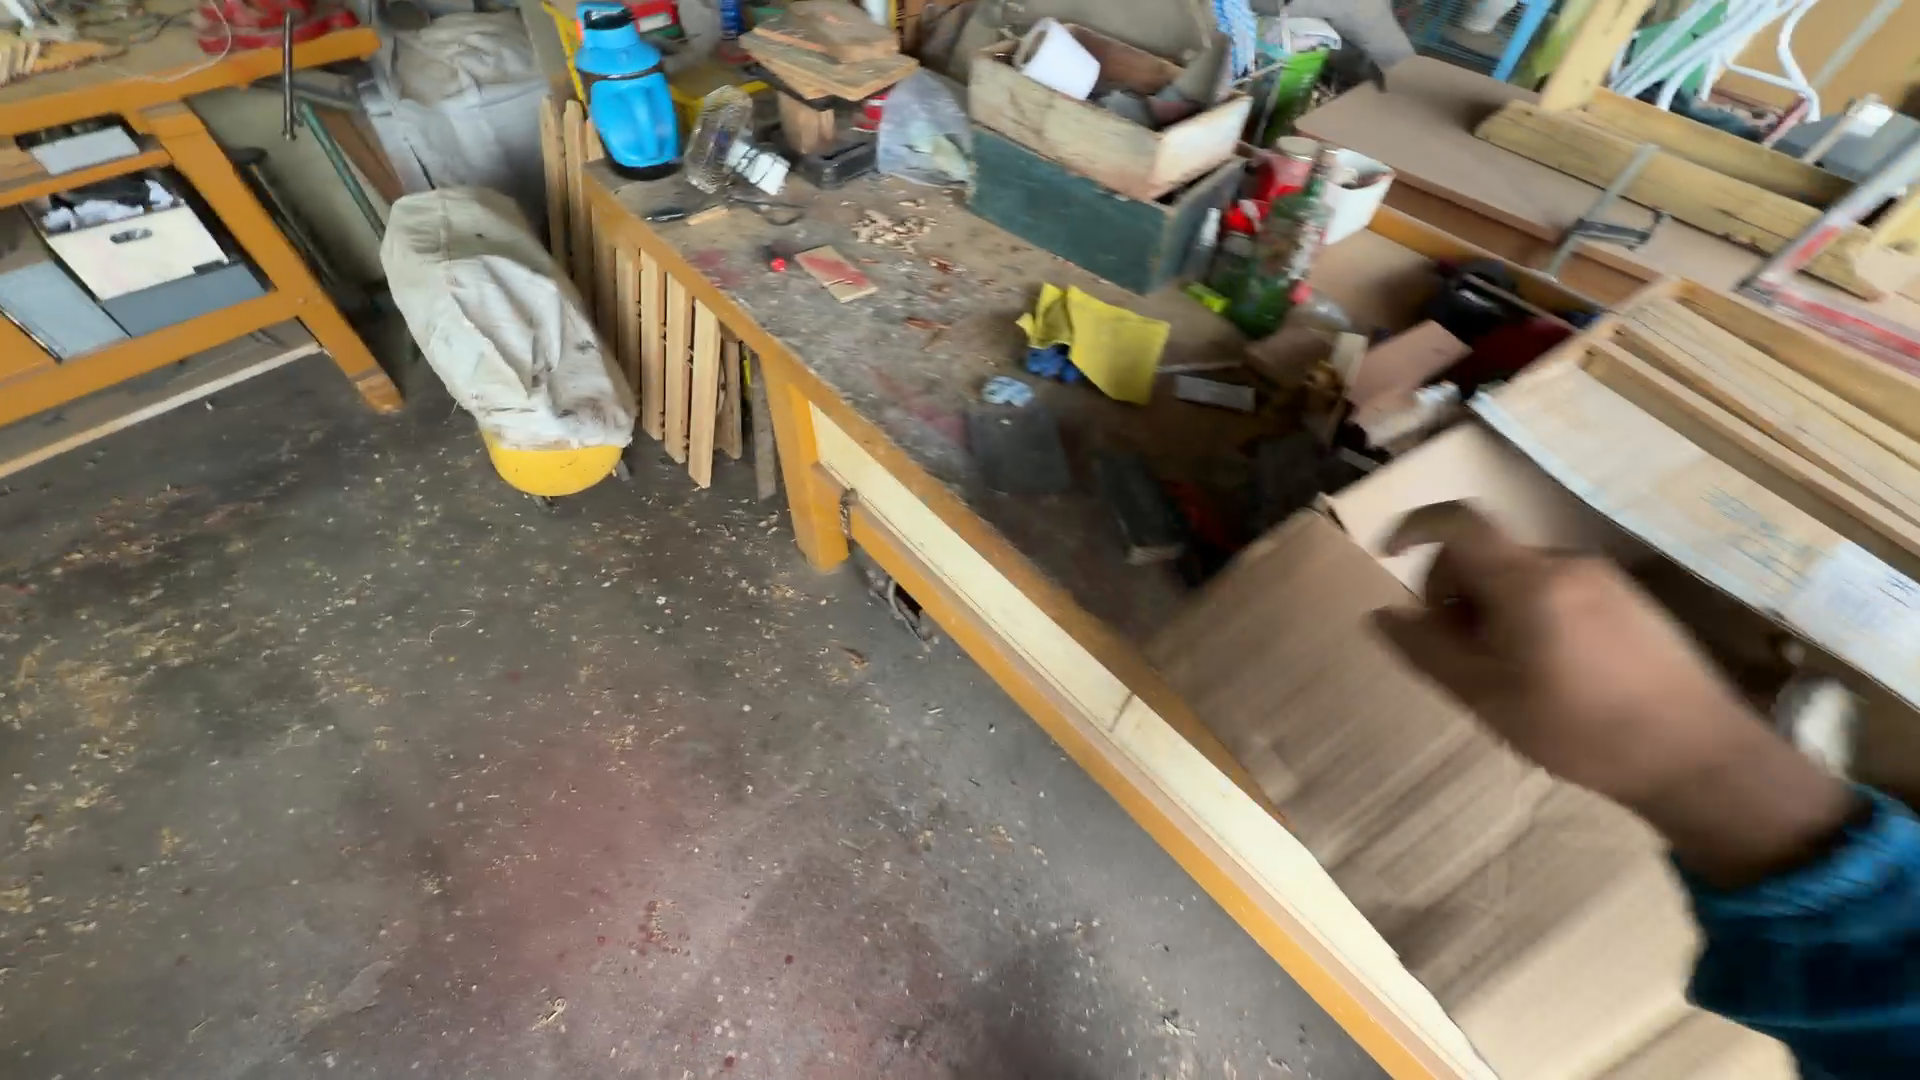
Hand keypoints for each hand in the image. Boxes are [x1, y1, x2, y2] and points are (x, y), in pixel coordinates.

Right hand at [1372, 502, 1858, 888]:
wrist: (1706, 763)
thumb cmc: (1580, 729)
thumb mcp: (1482, 695)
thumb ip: (1424, 649)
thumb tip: (1381, 615)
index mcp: (1528, 581)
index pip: (1458, 522)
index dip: (1414, 527)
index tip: (1388, 553)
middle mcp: (1566, 565)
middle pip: (1481, 554)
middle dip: (1450, 591)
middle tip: (1454, 648)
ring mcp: (1604, 581)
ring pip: (1514, 575)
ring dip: (1487, 608)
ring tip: (1500, 668)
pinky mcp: (1630, 602)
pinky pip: (1552, 589)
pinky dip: (1524, 613)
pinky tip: (1542, 669)